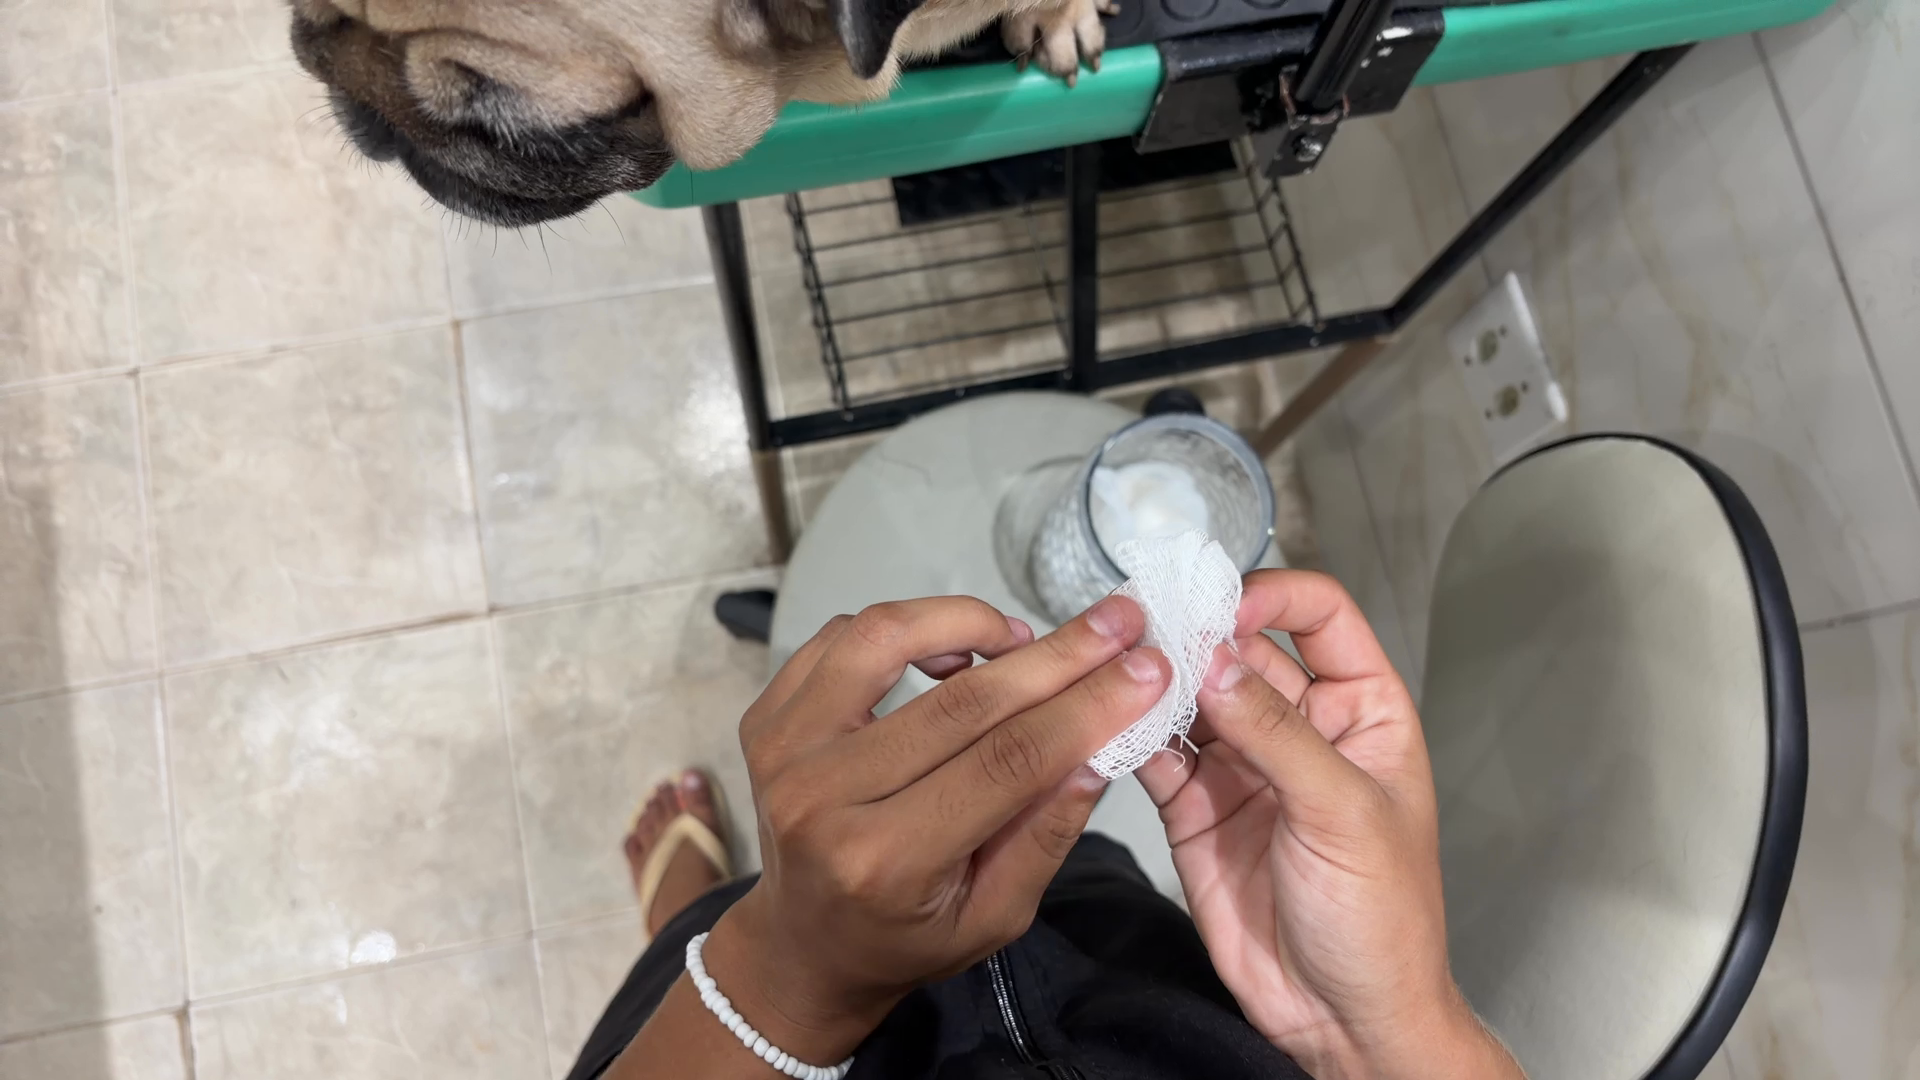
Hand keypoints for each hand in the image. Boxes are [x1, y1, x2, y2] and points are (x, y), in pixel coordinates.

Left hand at [703, 594, 1170, 1063]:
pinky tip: (949, 653)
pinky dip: (909, 627)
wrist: (802, 939)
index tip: (1146, 666)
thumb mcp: (993, 916)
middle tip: (1115, 621)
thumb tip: (1098, 745)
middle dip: (1057, 654)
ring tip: (1018, 641)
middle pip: (962, 700)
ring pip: (887, 637)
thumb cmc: (905, 937)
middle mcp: (823, 795)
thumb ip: (1045, 832)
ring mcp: (784, 746)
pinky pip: (843, 635)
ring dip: (968, 621)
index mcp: (885, 860)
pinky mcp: (768, 713)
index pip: (1008, 761)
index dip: (1087, 706)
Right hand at [1136, 570, 1519, 1079]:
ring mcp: (1238, 757)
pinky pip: (1156, 749)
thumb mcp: (1343, 814)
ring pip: (1190, 693)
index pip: (1318, 614)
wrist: (1337, 1019)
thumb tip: (1212, 661)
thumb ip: (1276, 733)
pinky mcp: (1192, 795)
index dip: (1273, 597)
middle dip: (1195, 633)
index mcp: (1356, 708)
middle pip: (1239, 646)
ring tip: (1122, 672)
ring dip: (1157, 681)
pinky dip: (1132, 735)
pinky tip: (1113, 729)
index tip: (1223, 610)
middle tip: (1148, 628)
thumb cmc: (1381, 918)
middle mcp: (1292, 721)